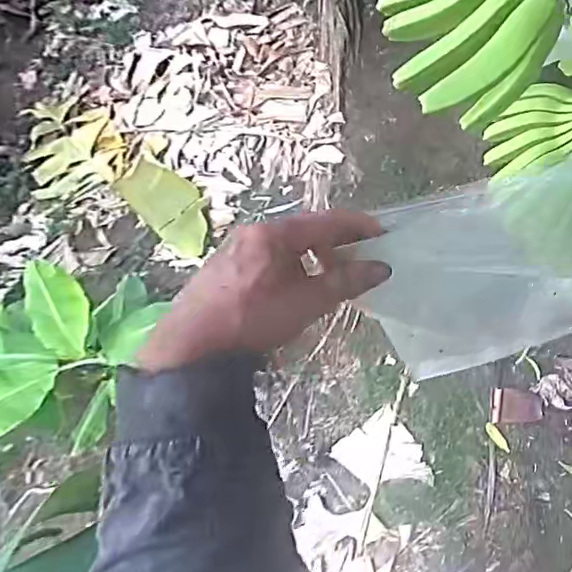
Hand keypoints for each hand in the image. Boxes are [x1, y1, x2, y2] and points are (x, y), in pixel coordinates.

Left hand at [136, 209, 389, 370]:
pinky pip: (271, 256)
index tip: (383, 234)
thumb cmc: (252, 319)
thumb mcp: (308, 301)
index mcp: (273, 234)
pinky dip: (295, 263)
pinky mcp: (224, 269)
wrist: (189, 351)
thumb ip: (347, 281)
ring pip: (287, 244)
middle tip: (363, 255)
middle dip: (338, 241)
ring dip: (316, 255)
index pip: (326, 220)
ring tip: (334, 274)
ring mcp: (235, 250)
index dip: (358, 226)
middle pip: (306, 229)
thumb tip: (382, 268)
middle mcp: (253, 234)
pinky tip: (300, 285)